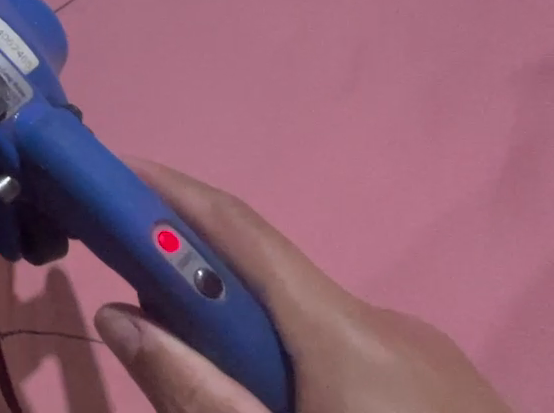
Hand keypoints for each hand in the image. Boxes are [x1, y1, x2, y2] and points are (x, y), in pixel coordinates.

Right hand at [97, 161, 512, 412]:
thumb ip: (192, 391)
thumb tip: (113, 314)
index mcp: (350, 333)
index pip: (240, 227)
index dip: (167, 188)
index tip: (105, 170)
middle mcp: (392, 326)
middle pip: (265, 280)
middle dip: (195, 282)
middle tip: (139, 309)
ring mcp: (432, 360)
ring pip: (303, 321)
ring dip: (246, 332)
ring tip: (218, 385)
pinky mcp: (453, 393)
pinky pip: (345, 351)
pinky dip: (292, 359)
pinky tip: (283, 405)